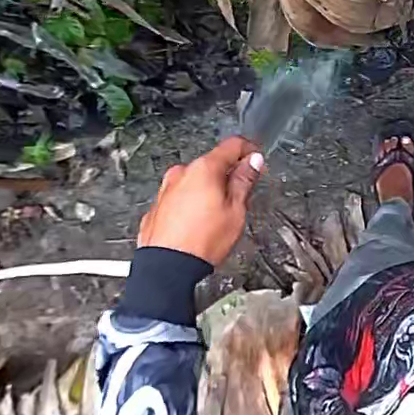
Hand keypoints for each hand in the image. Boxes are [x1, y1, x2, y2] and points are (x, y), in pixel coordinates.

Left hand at [137, 135, 264, 265]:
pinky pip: (179, 198)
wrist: (167, 268)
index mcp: (204, 169)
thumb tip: (253, 162)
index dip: (249, 150)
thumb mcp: (236, 210)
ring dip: (207, 191)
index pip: (232, 145)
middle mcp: (182, 174)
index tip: (256, 158)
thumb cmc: (202, 242)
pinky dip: (190, 205)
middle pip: (212, 164)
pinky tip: (197, 224)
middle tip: (239, 197)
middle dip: (228, 175)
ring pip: (194, 181)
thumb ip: (245, 181)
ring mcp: (166, 189)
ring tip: (216, 217)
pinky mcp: (157, 206)